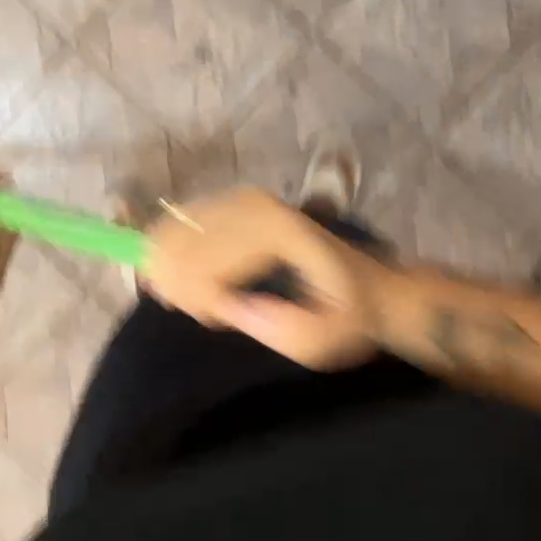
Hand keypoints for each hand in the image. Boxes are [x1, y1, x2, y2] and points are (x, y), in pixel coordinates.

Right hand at [143, 188, 391, 369]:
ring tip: (207, 298)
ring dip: (177, 273)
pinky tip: (196, 279)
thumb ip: (283, 329)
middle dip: (185, 288)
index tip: (222, 322)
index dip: (202, 300)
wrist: (368, 287)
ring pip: (172, 234)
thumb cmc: (347, 320)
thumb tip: (234, 308)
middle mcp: (253, 204)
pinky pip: (175, 225)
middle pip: (181, 245)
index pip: (205, 261)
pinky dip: (174, 256)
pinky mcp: (228, 201)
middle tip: (215, 314)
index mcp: (278, 231)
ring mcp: (237, 197)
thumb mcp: (324, 342)